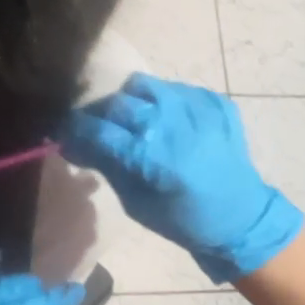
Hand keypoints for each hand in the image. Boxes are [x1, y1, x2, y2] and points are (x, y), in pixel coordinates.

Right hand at [61, 73, 303, 281]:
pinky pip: (176, 89)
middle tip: (99, 128)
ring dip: (131, 101)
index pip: (96, 129)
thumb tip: (71, 144)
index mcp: (148, 155)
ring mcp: (196, 107)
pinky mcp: (215, 101)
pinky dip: (164, 102)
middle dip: (101, 115)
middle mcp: (170, 123)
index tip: (65, 132)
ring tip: (134, 119)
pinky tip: (168, 123)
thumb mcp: (134, 201)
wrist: (239, 216)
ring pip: (145, 86)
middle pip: (117, 102)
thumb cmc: (180, 218)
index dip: (74, 129)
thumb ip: (105, 165)